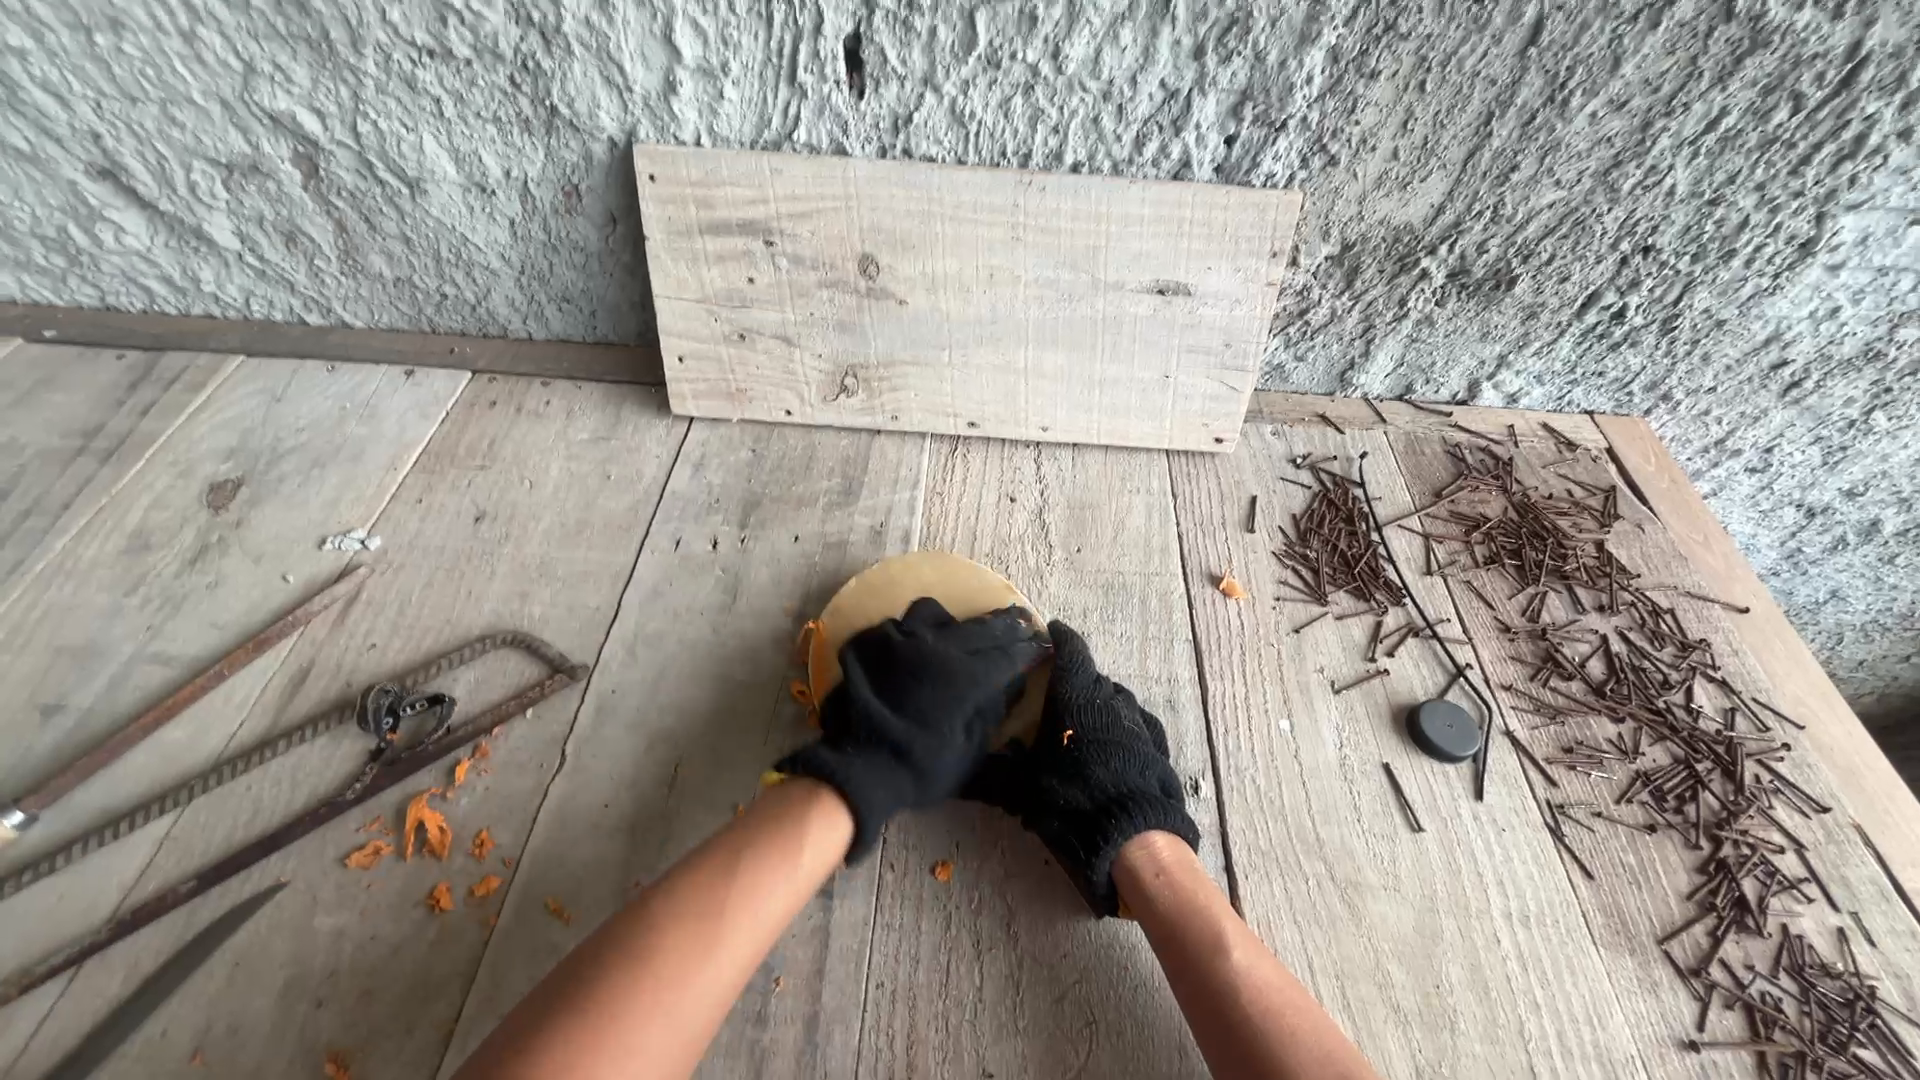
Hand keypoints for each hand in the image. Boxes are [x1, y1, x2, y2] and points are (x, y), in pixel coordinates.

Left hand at [776, 597, 1044, 859]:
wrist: (859, 766)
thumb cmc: (923, 768)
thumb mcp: (971, 749)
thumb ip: (992, 710)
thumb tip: (1011, 684)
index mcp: (969, 676)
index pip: (1008, 654)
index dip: (1028, 648)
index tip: (1040, 644)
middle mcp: (940, 647)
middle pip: (980, 628)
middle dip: (1005, 624)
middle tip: (1020, 619)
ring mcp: (902, 639)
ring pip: (934, 614)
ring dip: (953, 621)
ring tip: (957, 628)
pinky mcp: (872, 641)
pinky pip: (898, 626)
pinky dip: (911, 634)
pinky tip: (911, 645)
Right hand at [964, 620, 1198, 914]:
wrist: (1134, 834)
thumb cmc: (1072, 798)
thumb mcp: (1024, 788)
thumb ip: (997, 772)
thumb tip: (961, 774)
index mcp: (1077, 694)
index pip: (1070, 649)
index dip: (1060, 637)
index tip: (1051, 631)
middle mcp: (1110, 697)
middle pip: (1090, 675)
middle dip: (1074, 679)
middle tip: (1055, 694)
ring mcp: (1138, 719)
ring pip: (1114, 699)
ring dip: (1099, 704)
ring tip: (1083, 723)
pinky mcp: (1157, 743)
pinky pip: (1135, 722)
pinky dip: (1120, 726)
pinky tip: (1113, 745)